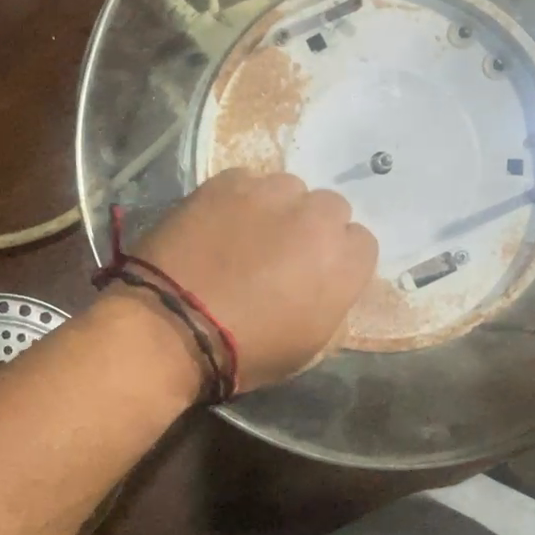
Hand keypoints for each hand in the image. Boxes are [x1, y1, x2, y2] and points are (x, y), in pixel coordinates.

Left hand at [122, 169, 376, 393]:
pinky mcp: (227, 182)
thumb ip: (332, 304)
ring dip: (276, 209)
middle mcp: (317, 219)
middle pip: (329, 209)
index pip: (361, 243)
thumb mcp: (308, 347)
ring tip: (246, 235)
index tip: (314, 275)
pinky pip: (246, 181)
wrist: (172, 327)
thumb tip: (328, 284)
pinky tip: (217, 224)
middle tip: (280, 254)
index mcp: (343, 263)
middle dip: (310, 228)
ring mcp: (270, 194)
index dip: (337, 260)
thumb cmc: (243, 352)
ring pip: (288, 189)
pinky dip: (237, 199)